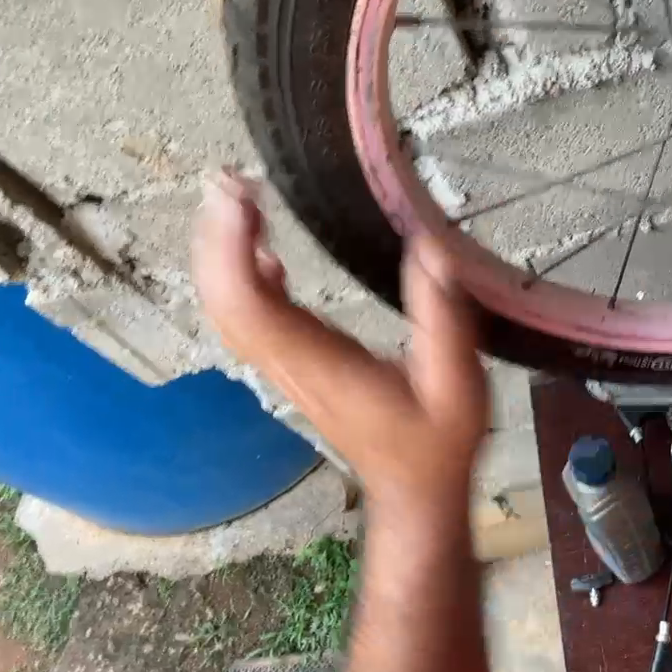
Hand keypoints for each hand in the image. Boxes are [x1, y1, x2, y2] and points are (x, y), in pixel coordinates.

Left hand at [190, 172, 486, 511]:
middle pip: (225, 299)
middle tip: (228, 182)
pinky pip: (253, 317)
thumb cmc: (436, 441)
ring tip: (238, 201)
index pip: (251, 303)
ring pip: (231, 307)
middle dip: (216, 236)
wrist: (415, 490)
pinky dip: (243, 276)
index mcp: (322, 363)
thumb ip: (444, 319)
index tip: (242, 195)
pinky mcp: (297, 366)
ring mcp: (288, 366)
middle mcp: (291, 363)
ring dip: (223, 251)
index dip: (232, 246)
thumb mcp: (456, 383)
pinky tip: (263, 252)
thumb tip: (429, 251)